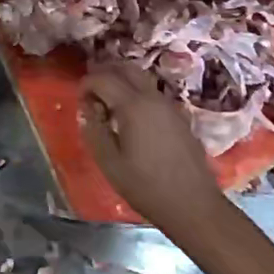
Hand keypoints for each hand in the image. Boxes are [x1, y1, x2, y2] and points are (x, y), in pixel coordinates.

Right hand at [80, 64, 228, 232]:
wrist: (193, 205)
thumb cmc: (147, 187)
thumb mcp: (110, 163)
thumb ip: (95, 131)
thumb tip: (86, 109)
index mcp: (133, 105)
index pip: (104, 78)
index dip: (87, 83)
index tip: (79, 98)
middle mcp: (152, 97)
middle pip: (126, 68)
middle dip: (105, 72)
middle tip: (91, 90)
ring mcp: (169, 104)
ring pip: (142, 77)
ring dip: (122, 80)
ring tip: (108, 100)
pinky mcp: (179, 115)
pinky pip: (153, 91)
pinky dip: (137, 91)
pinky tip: (131, 115)